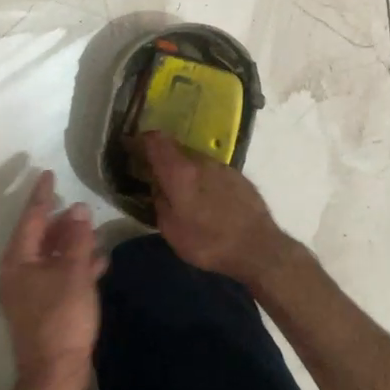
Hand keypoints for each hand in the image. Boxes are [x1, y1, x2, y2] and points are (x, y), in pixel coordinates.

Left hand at [0, 171, 105, 389]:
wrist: (55, 372)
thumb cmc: (62, 317)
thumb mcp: (74, 273)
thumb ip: (78, 239)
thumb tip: (79, 209)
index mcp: (16, 260)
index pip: (30, 218)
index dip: (41, 195)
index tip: (48, 173)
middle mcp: (15, 273)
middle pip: (37, 237)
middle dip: (59, 221)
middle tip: (77, 204)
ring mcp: (26, 292)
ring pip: (48, 257)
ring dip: (70, 244)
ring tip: (92, 229)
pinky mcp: (40, 308)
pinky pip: (55, 276)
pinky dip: (73, 266)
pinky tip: (98, 262)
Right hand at [141, 132, 297, 286]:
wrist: (259, 249)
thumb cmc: (208, 242)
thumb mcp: (170, 229)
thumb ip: (159, 202)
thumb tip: (157, 186)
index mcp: (180, 171)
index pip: (156, 141)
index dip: (140, 140)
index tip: (130, 146)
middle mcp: (202, 161)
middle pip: (176, 148)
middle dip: (161, 157)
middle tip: (152, 173)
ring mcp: (224, 168)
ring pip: (196, 160)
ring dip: (184, 168)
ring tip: (180, 190)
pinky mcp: (239, 178)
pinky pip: (212, 171)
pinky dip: (202, 178)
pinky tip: (205, 199)